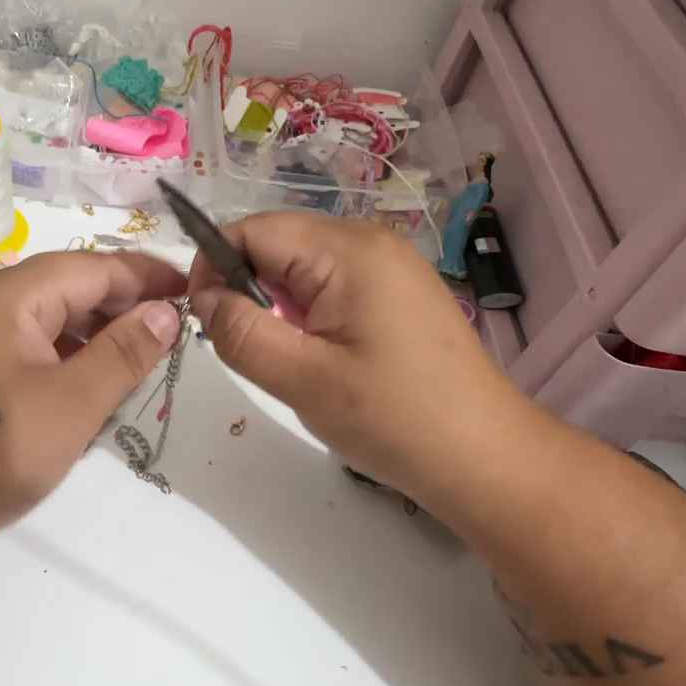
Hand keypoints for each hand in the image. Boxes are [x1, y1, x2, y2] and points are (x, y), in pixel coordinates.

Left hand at [0, 250, 186, 537]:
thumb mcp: (75, 402)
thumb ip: (125, 352)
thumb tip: (165, 312)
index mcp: (11, 295)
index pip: (93, 267)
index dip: (146, 276)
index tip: (190, 290)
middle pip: (70, 285)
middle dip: (123, 303)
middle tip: (173, 327)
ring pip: (52, 316)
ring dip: (98, 330)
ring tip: (142, 355)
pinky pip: (32, 342)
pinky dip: (69, 352)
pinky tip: (94, 378)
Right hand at [187, 212, 518, 493]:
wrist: (482, 456)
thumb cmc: (392, 418)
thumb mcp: (301, 378)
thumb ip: (240, 331)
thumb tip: (204, 297)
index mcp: (348, 250)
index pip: (254, 229)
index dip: (215, 265)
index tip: (203, 319)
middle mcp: (370, 242)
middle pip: (279, 244)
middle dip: (248, 288)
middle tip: (248, 349)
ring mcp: (390, 266)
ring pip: (303, 268)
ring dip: (279, 306)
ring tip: (287, 359)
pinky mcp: (399, 292)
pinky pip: (333, 286)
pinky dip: (309, 314)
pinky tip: (320, 358)